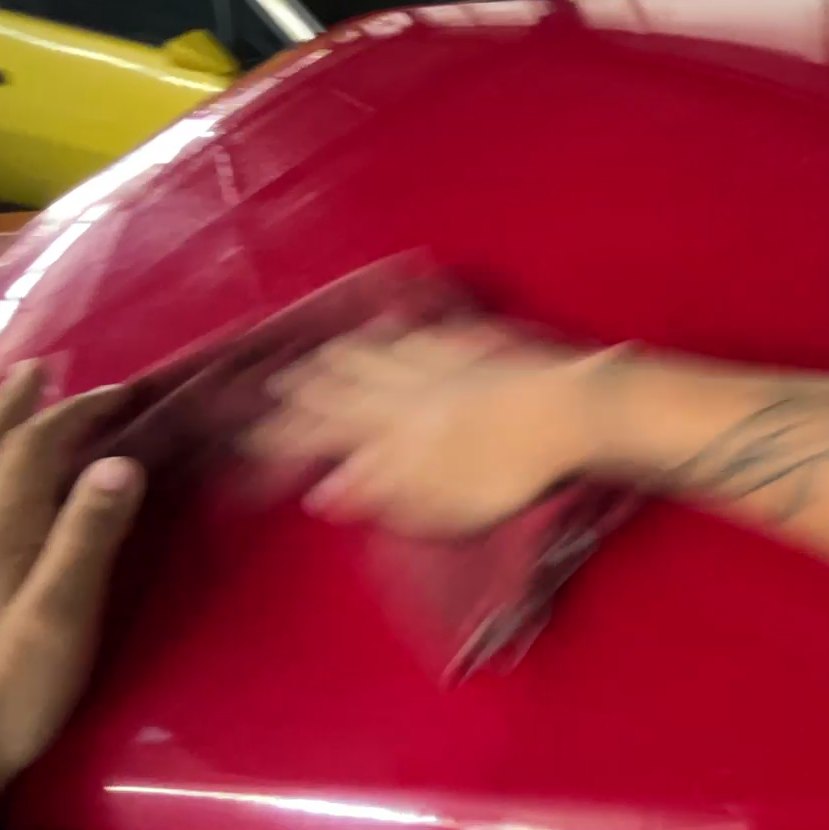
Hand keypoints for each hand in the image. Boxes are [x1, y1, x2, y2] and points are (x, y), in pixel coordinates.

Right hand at [247, 324, 606, 530]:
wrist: (572, 414)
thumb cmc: (510, 471)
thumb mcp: (440, 503)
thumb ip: (382, 495)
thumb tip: (325, 493)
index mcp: (399, 432)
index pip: (329, 430)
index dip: (290, 432)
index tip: (256, 431)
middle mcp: (417, 391)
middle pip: (355, 385)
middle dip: (314, 385)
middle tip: (281, 380)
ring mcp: (454, 365)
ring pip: (391, 355)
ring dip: (355, 353)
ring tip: (330, 349)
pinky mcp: (490, 351)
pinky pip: (438, 337)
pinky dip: (413, 332)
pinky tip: (409, 327)